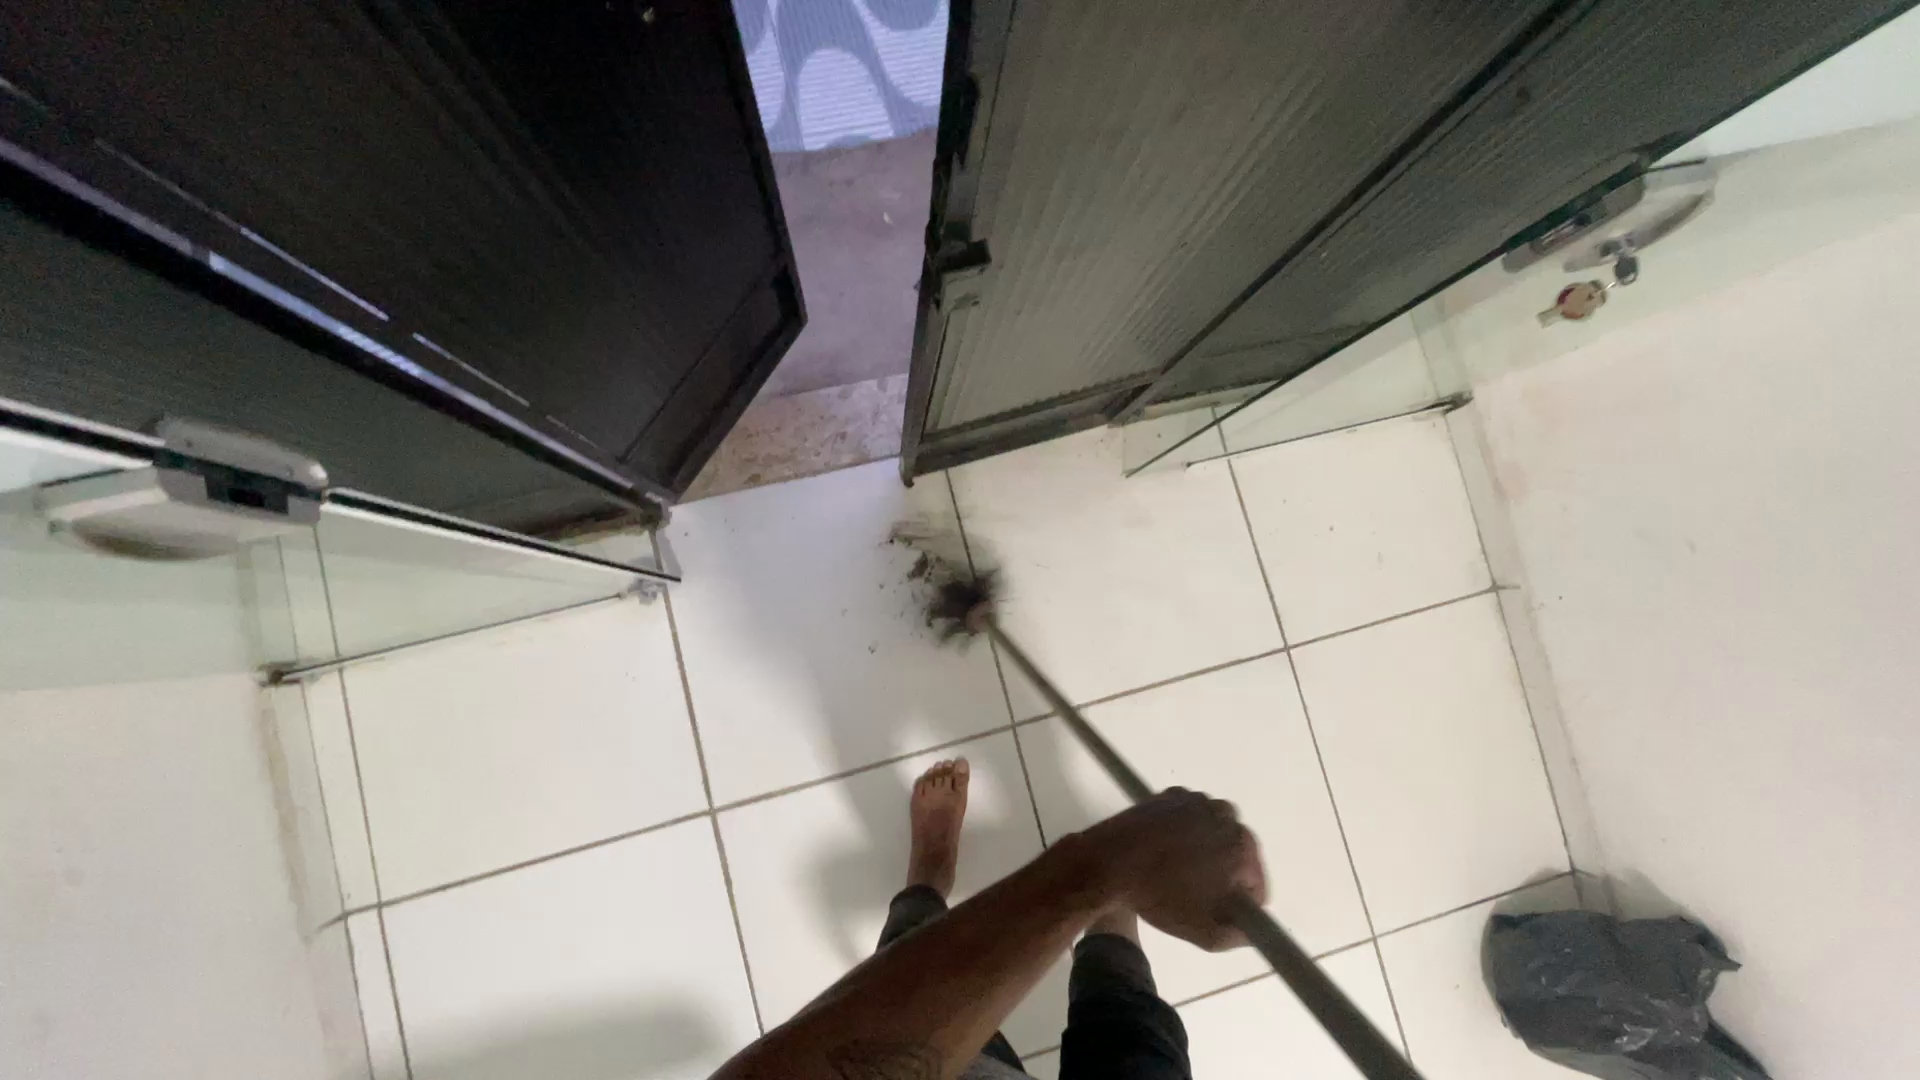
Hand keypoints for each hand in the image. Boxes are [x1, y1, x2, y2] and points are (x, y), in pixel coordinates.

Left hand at [1080, 788, 1266, 950]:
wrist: (1111, 862)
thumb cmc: (1161, 898)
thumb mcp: (1208, 934)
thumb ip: (1241, 934)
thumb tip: (1250, 927)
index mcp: (1242, 847)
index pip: (1255, 884)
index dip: (1238, 903)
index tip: (1215, 909)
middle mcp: (1226, 816)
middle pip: (1236, 853)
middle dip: (1222, 872)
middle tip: (1193, 892)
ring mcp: (1197, 800)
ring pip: (1213, 832)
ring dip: (1203, 847)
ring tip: (1176, 869)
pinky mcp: (1171, 794)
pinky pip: (1189, 816)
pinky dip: (1182, 828)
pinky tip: (1164, 846)